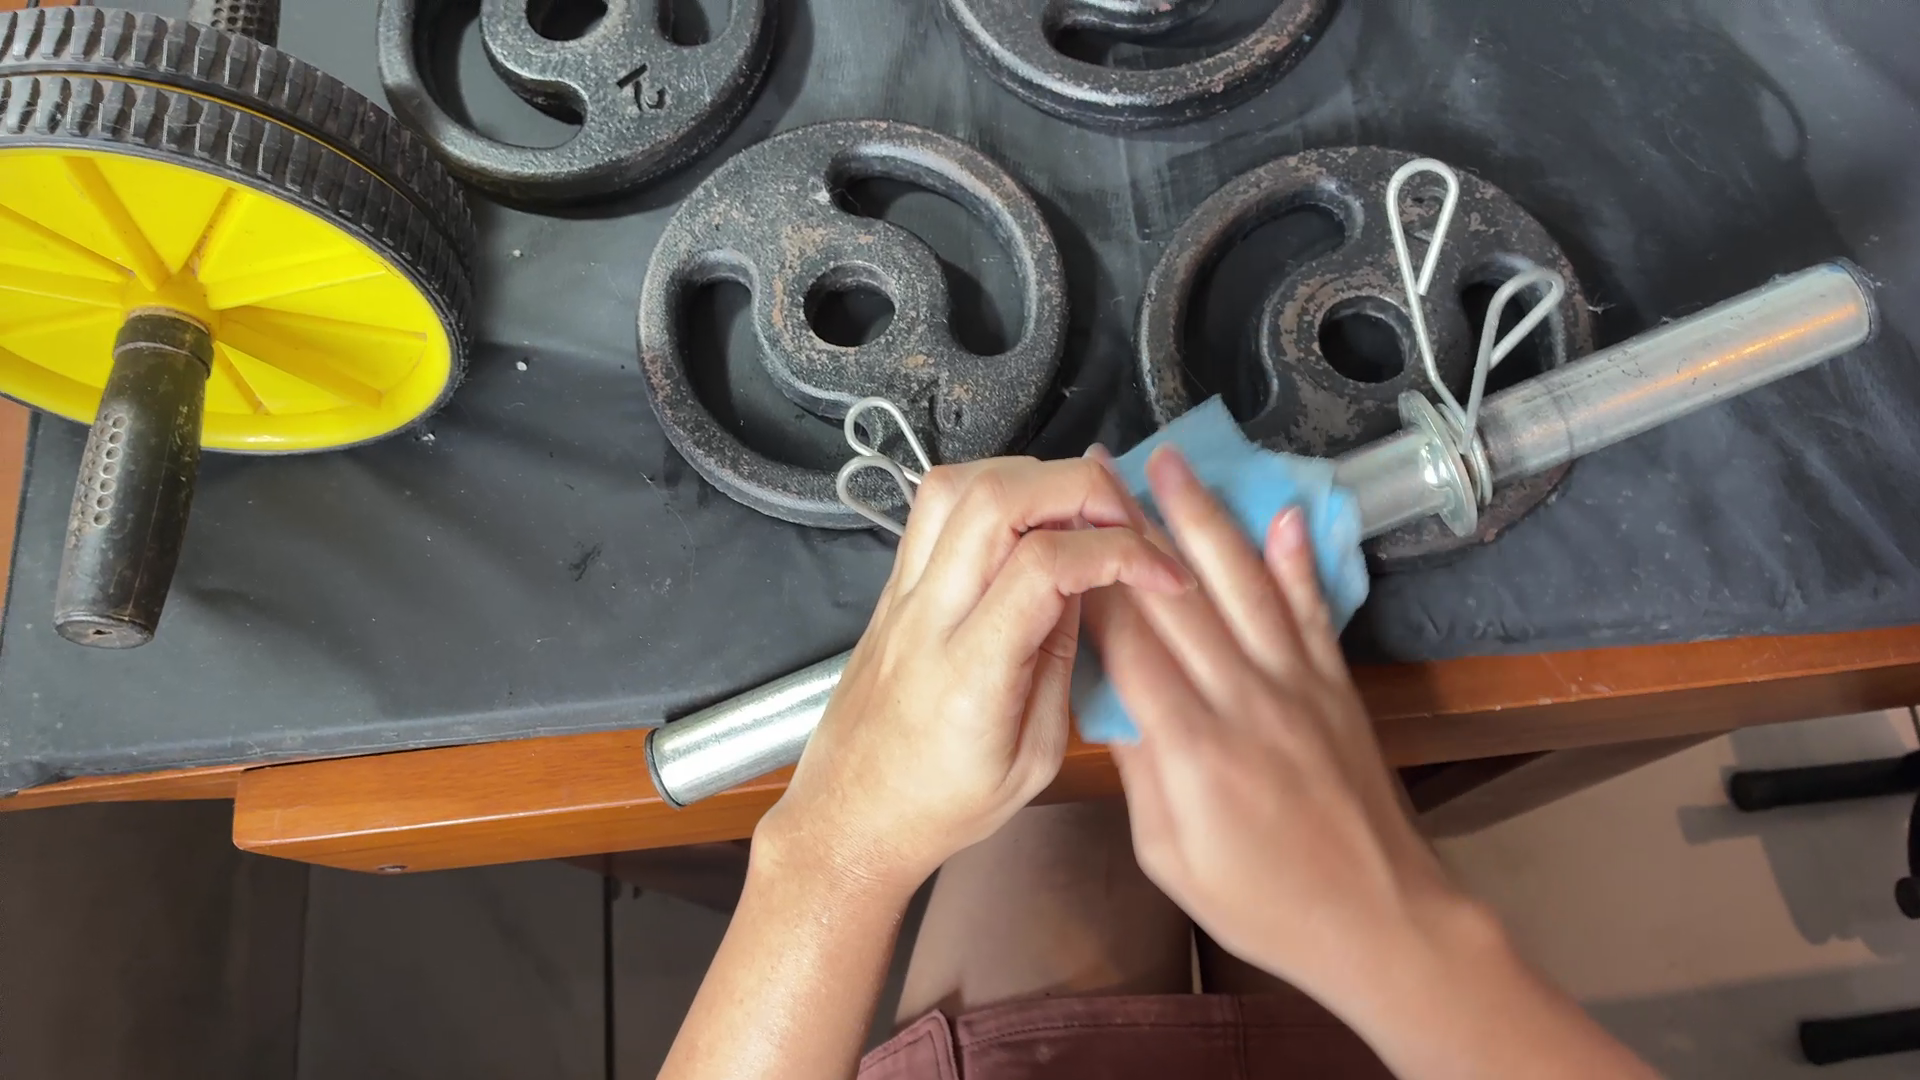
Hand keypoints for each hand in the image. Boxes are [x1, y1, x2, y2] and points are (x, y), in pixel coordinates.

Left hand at [757, 456, 1192, 898]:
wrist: (850, 814)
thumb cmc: (944, 805)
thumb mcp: (1033, 758)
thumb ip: (1061, 662)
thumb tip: (1087, 583)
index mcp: (971, 672)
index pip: (1044, 564)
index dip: (1120, 549)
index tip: (1167, 572)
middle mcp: (927, 614)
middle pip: (995, 499)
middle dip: (1079, 486)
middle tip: (1126, 517)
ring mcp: (900, 592)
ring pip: (955, 486)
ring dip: (1029, 476)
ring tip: (1076, 509)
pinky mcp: (890, 586)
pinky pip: (932, 507)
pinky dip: (990, 489)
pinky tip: (1023, 517)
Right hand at [1085, 446, 1471, 1008]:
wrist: (1383, 924)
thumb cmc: (1261, 902)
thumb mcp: (1168, 855)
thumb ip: (1139, 768)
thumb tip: (1111, 697)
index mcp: (1192, 745)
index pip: (1128, 639)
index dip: (1090, 577)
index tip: (1061, 528)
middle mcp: (1244, 696)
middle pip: (1176, 592)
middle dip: (1131, 522)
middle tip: (1099, 467)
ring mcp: (1298, 683)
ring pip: (1241, 581)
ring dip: (1203, 515)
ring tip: (1171, 462)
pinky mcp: (1335, 685)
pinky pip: (1313, 610)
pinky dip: (1297, 560)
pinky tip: (1286, 513)